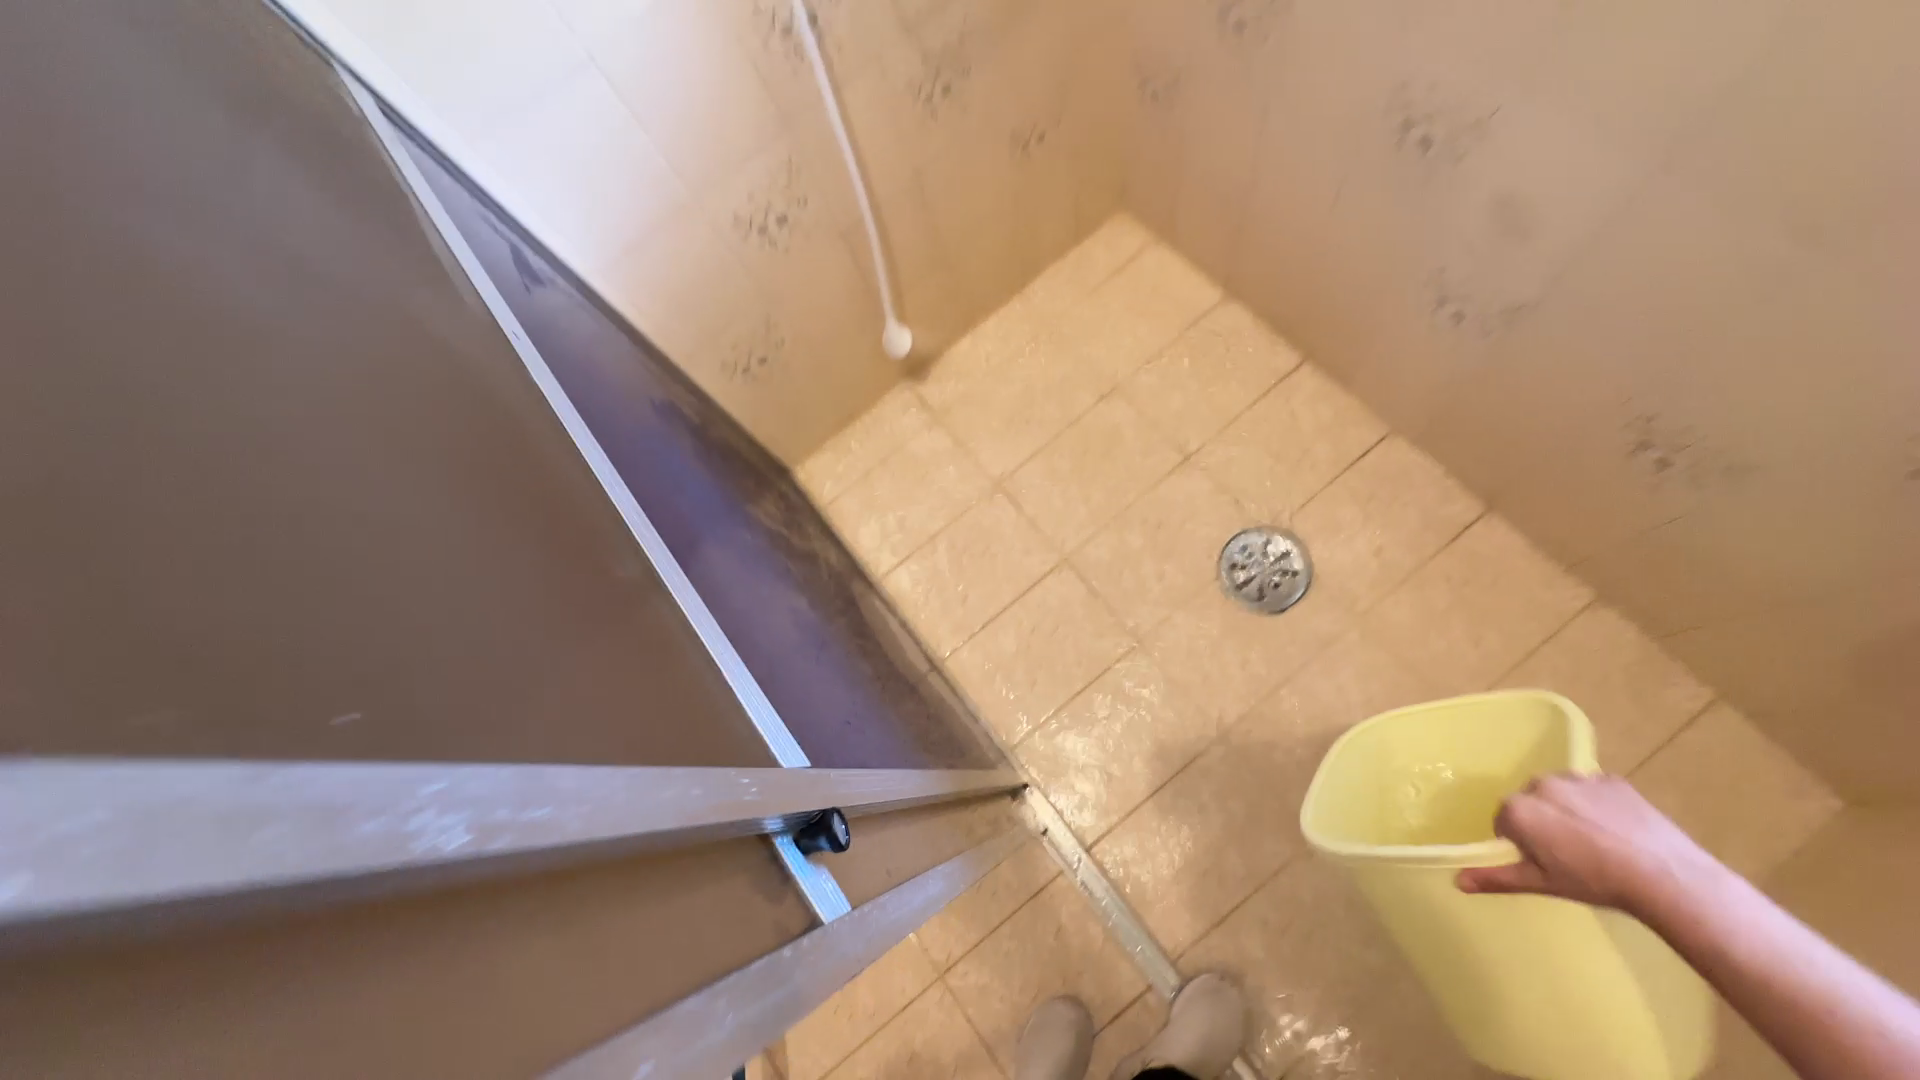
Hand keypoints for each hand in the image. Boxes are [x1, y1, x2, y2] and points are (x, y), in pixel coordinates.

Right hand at [1455, 772, 1721, 915]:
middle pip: (1531, 803)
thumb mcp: (1542, 883)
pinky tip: (1618, 830)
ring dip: (1569, 810)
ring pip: (1561, 793)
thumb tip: (1457, 881)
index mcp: (1517, 808)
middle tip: (1571, 853)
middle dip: (1543, 822)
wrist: (1665, 876)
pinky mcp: (1612, 779)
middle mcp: (1540, 784)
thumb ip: (1496, 878)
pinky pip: (1594, 790)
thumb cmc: (1594, 882)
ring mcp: (1578, 778)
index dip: (1522, 844)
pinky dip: (1599, 805)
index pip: (1504, 822)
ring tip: (1597, 842)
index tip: (1546, 862)